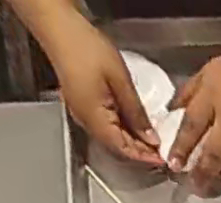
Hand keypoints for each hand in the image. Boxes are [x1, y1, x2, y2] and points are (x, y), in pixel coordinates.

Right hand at [51, 19, 161, 165]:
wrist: (57, 26)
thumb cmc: (86, 47)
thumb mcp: (120, 81)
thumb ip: (137, 114)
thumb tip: (151, 139)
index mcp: (95, 120)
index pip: (124, 150)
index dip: (145, 157)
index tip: (162, 159)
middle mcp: (87, 123)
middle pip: (118, 148)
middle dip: (140, 153)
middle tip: (161, 152)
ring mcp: (83, 116)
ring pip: (113, 140)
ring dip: (133, 143)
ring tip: (152, 141)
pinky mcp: (83, 107)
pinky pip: (106, 128)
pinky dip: (123, 132)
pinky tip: (136, 127)